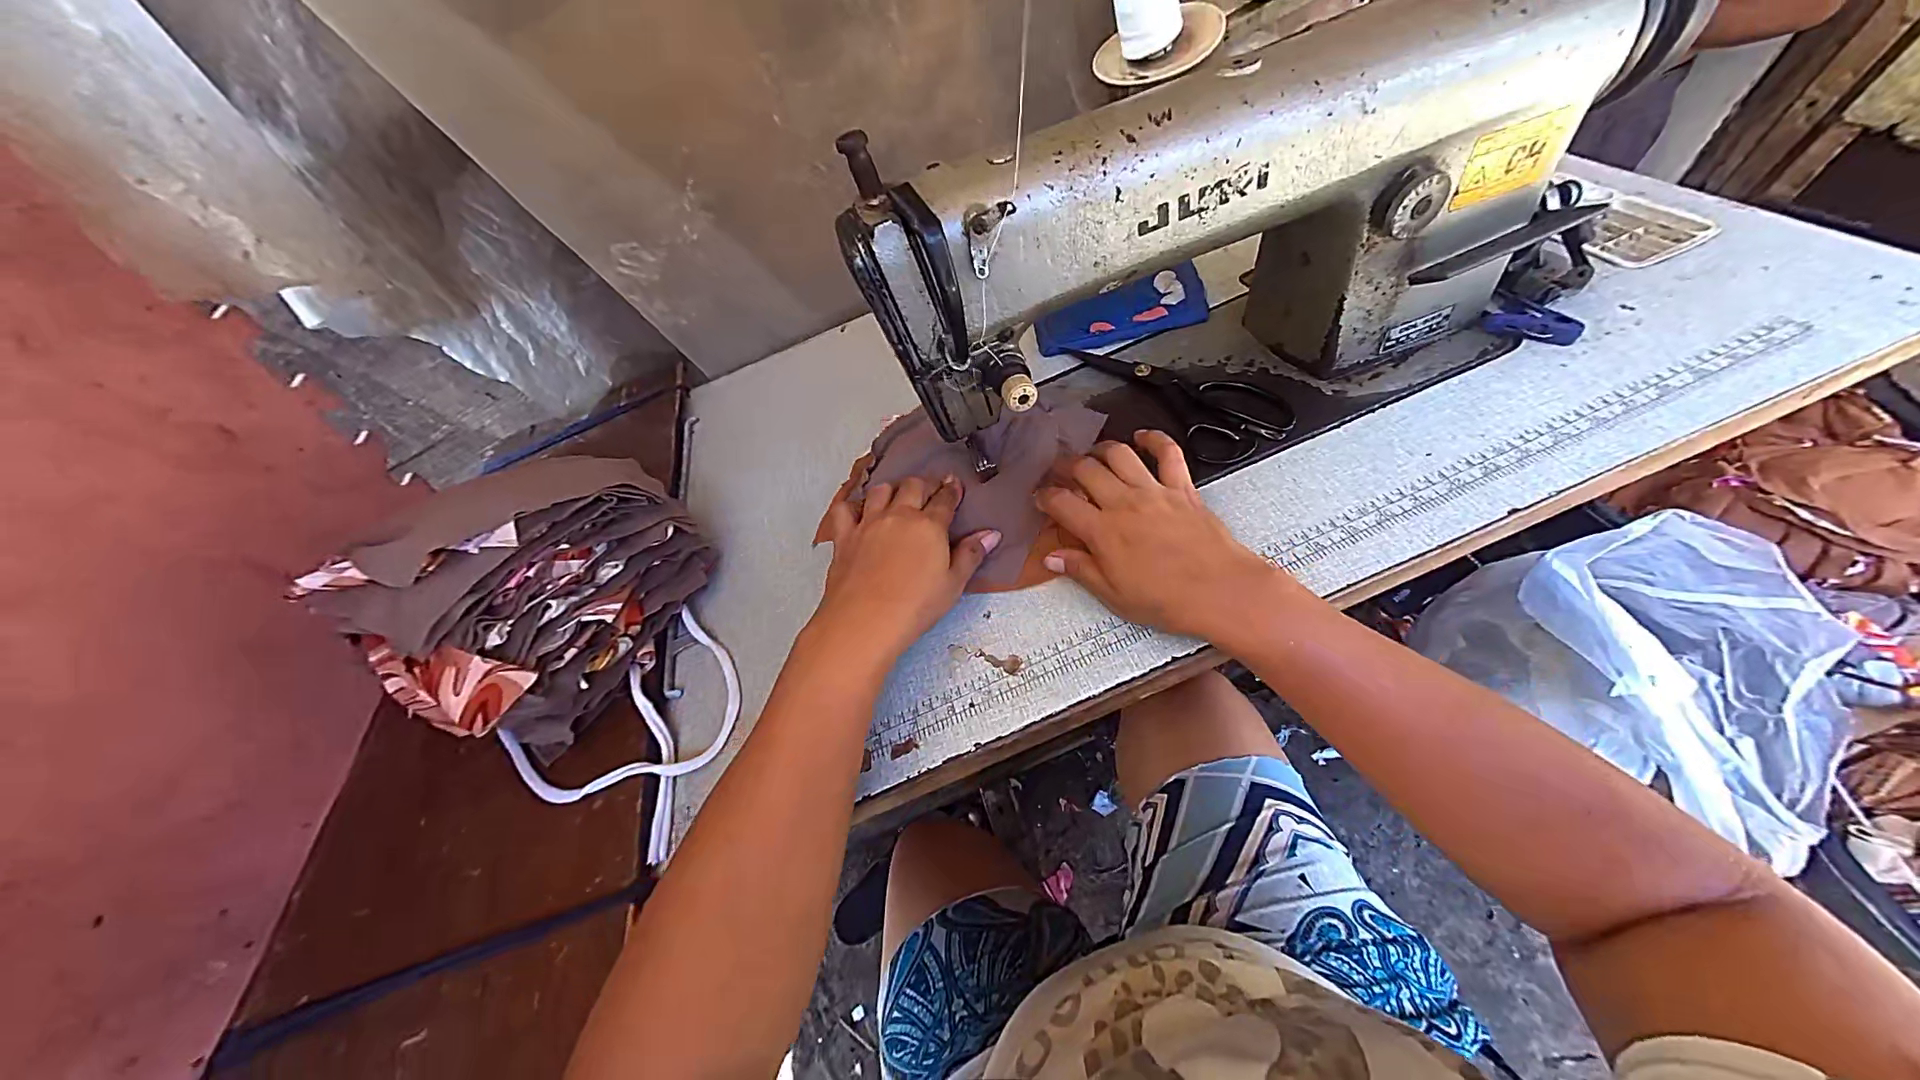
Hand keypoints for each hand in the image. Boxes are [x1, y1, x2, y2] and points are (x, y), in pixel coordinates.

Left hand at [811, 475, 999, 659]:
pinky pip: (845, 509)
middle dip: (925, 484)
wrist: (865, 619)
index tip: (955, 485)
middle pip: (913, 486)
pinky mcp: (845, 536)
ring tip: (898, 495)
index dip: (952, 490)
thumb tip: (991, 534)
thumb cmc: (914, 606)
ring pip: (881, 490)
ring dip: (892, 489)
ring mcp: (869, 523)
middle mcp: (899, 516)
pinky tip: (858, 510)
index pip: (945, 499)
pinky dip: (852, 505)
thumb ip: (971, 554)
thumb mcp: (953, 584)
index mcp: (930, 526)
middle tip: (931, 489)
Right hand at [1036, 431, 1302, 642]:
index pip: (1061, 502)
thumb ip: (1081, 570)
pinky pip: (1167, 453)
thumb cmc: (1169, 600)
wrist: (1221, 592)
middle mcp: (1125, 504)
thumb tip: (1053, 558)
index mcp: (1103, 532)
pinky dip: (1154, 439)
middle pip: (1085, 470)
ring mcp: (1154, 492)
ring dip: (1100, 449)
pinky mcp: (1182, 489)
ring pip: (1119, 454)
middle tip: (1058, 470)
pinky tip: (1143, 437)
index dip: (1044, 496)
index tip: (1040, 497)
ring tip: (1092, 454)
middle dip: (1065, 465)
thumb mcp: (1114, 596)